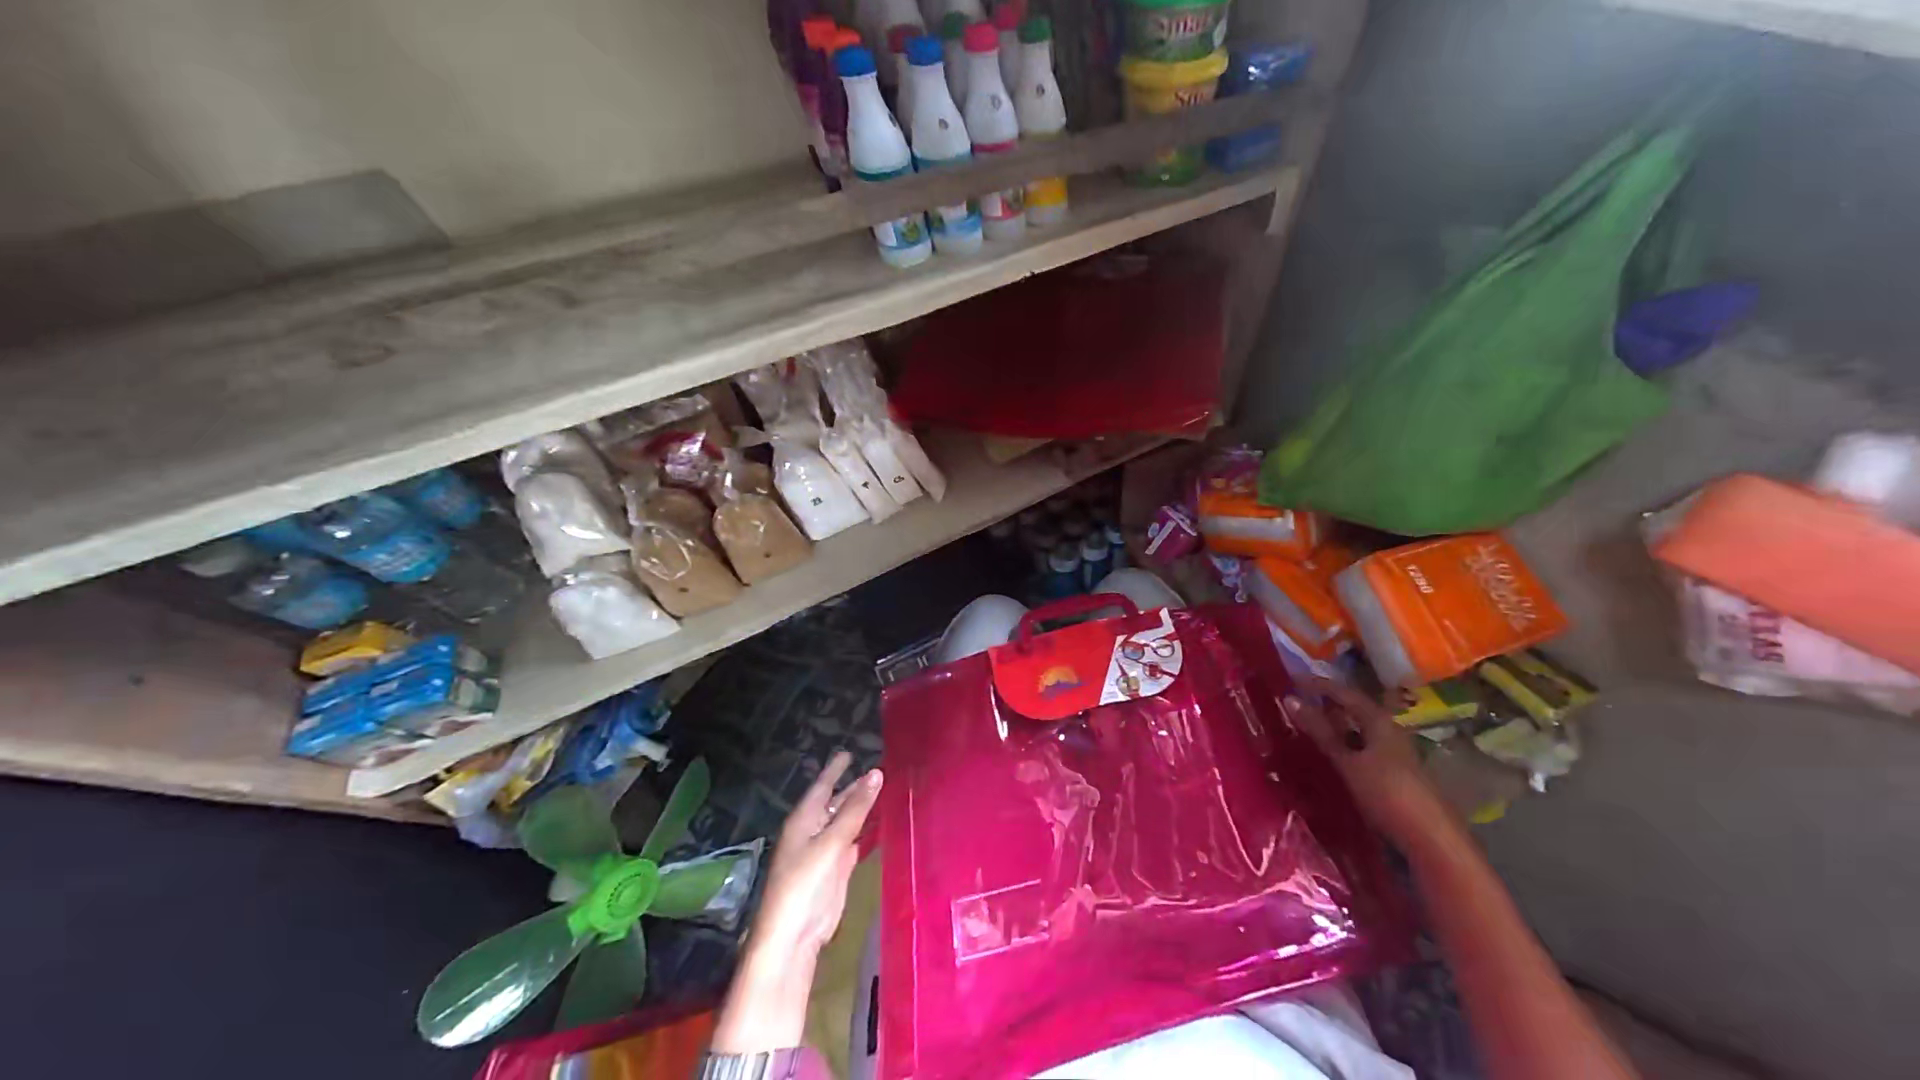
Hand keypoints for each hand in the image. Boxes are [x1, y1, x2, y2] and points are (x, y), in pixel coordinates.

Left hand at [749, 751, 883, 961]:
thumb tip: (875, 773)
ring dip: (861, 809)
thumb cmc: (805, 882)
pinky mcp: (835, 871)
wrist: (794, 934)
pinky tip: (877, 825)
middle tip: (876, 770)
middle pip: (836, 803)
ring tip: (882, 792)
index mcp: (804, 819)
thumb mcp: (831, 842)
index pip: (822, 785)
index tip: (849, 751)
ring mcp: (824, 852)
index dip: (836, 769)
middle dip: (853, 788)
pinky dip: (864, 832)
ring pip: (845, 823)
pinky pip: (852, 843)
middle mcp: (812, 831)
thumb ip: (856, 809)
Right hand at [1283, 676, 1455, 849]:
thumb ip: (1321, 732)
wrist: (1432, 840)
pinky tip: (1328, 754)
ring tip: (1305, 725)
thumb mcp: (1348, 762)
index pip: (1346, 693)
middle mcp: (1390, 731)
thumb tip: (1290, 698)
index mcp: (1380, 722)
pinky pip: (1362, 748)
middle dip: (1327, 704)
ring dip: (1334, 726)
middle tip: (1295, 700)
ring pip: (1359, 730)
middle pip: (1355, 710)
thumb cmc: (1387, 794)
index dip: (1319, 685)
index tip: (1292, 679)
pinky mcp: (1394, 773)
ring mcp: (1394, 753)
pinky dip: (1343, 745)